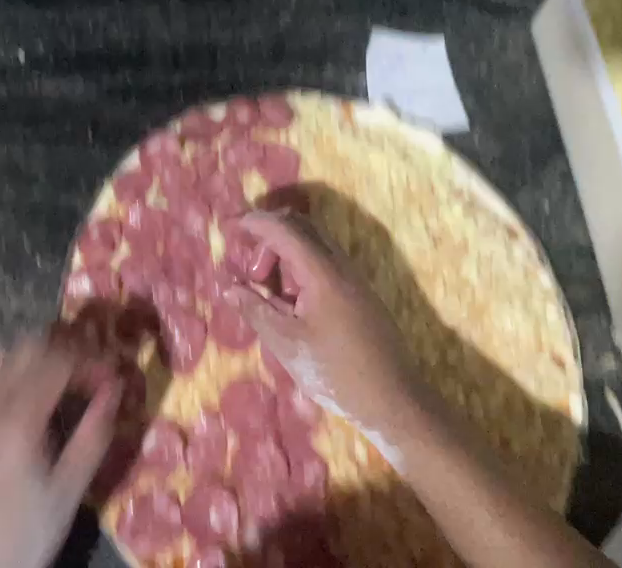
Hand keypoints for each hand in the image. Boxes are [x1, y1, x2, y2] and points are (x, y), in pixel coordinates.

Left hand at [0, 336, 121, 567]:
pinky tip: (32, 390)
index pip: (60, 361)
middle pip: (31, 348)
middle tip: (93, 367)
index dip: (91, 360)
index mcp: (20, 417)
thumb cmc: (28, 533)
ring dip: (40, 354)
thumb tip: (116, 389)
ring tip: (67, 373)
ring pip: (8, 356)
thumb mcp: (70, 489)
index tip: (112, 373)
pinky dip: (16, 368)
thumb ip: (95, 433)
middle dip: (66, 349)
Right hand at [224, 210, 426, 440]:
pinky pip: (325, 261)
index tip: (230, 228)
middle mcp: (340, 264)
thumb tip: (228, 288)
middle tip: (252, 272)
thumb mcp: (287, 344)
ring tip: (270, 293)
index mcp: (321, 271)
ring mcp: (353, 277)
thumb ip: (256, 310)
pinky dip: (302, 267)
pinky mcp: (359, 292)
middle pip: (301, 226)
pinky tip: (293, 303)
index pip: (283, 229)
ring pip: (314, 243)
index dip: (255, 223)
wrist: (393, 399)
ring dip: (286, 254)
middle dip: (270, 237)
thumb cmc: (336, 371)